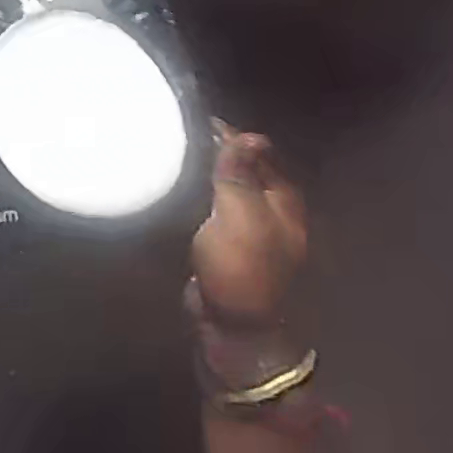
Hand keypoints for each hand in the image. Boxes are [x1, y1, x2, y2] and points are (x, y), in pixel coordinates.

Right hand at [188, 122, 310, 388]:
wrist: (238, 333)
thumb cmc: (244, 270)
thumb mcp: (242, 218)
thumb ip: (239, 175)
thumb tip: (246, 133)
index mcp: (283, 198)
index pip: (254, 150)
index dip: (225, 134)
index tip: (191, 120)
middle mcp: (272, 209)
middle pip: (242, 168)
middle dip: (213, 152)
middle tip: (174, 136)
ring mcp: (252, 230)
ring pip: (226, 189)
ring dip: (203, 175)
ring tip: (169, 159)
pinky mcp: (230, 247)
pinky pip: (213, 212)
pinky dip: (197, 199)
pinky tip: (174, 194)